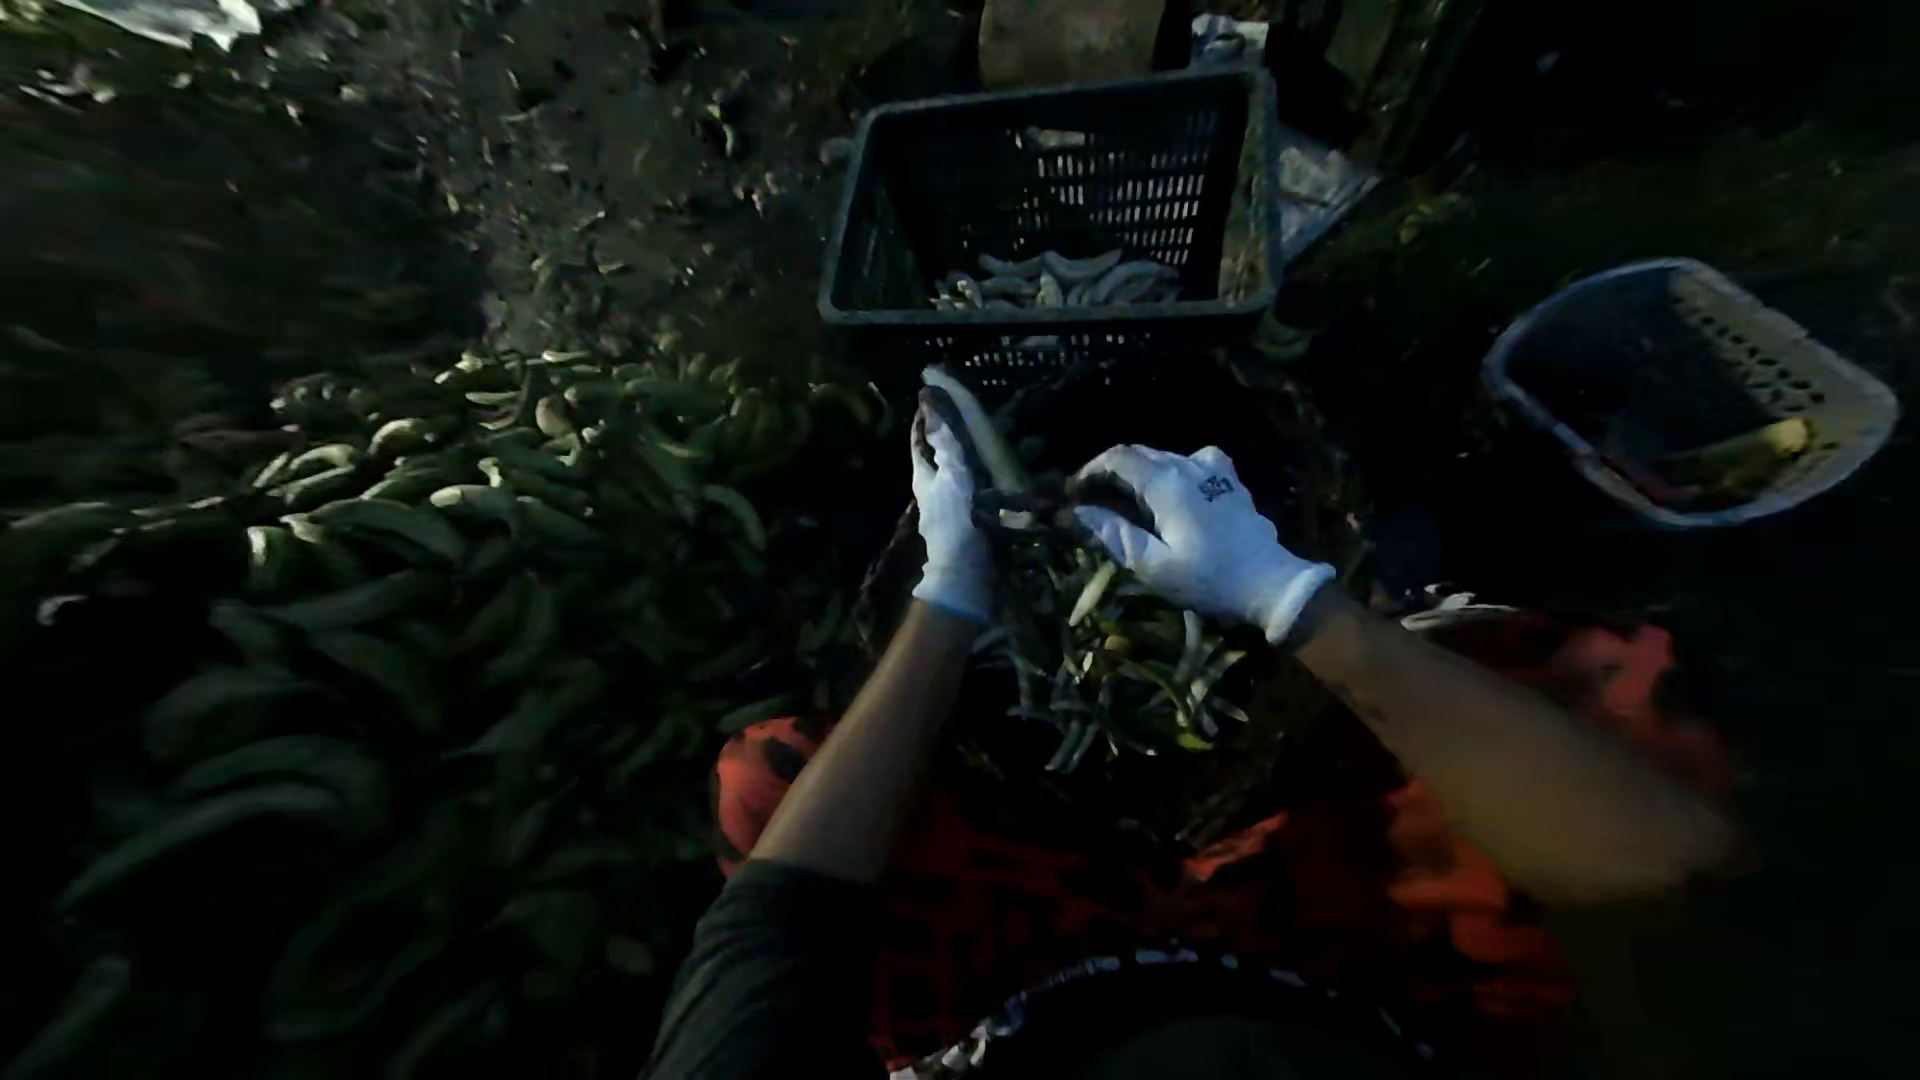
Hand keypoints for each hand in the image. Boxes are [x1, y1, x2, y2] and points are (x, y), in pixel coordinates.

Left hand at [910, 403, 991, 622]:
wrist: (967, 573)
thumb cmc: (958, 520)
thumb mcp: (952, 474)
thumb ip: (944, 440)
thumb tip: (927, 401)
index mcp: (924, 478)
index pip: (919, 441)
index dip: (924, 419)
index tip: (932, 397)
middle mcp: (933, 492)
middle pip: (941, 457)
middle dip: (956, 438)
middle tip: (976, 418)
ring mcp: (950, 509)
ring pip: (962, 475)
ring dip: (978, 458)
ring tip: (1003, 444)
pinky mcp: (969, 523)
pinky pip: (980, 494)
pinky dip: (992, 481)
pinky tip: (1011, 478)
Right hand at [1072, 444, 1333, 643]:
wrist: (1271, 584)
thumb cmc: (1208, 579)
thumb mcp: (1152, 565)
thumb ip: (1114, 533)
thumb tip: (1080, 511)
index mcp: (1167, 483)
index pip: (1117, 458)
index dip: (1090, 470)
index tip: (1075, 492)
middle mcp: (1188, 465)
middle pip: (1138, 453)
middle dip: (1110, 473)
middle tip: (1094, 501)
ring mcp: (1213, 468)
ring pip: (1162, 457)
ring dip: (1137, 474)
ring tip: (1126, 502)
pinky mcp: (1228, 479)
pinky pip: (1190, 461)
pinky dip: (1168, 472)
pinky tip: (1169, 494)